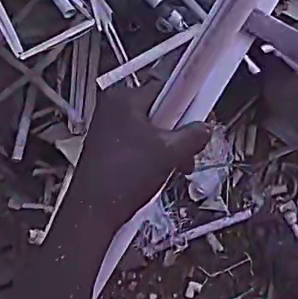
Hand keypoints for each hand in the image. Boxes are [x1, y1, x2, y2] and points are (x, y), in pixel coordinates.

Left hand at [66, 82, 211, 229]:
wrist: (94, 212)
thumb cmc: (119, 179)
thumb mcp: (169, 153)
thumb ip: (192, 136)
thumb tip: (203, 129)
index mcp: (123, 99)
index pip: (166, 86)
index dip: (187, 101)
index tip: (198, 110)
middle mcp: (112, 108)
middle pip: (160, 110)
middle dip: (177, 132)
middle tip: (185, 149)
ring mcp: (108, 128)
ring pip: (151, 129)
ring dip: (167, 147)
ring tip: (171, 166)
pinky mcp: (108, 146)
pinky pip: (139, 142)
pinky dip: (152, 155)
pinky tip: (157, 172)